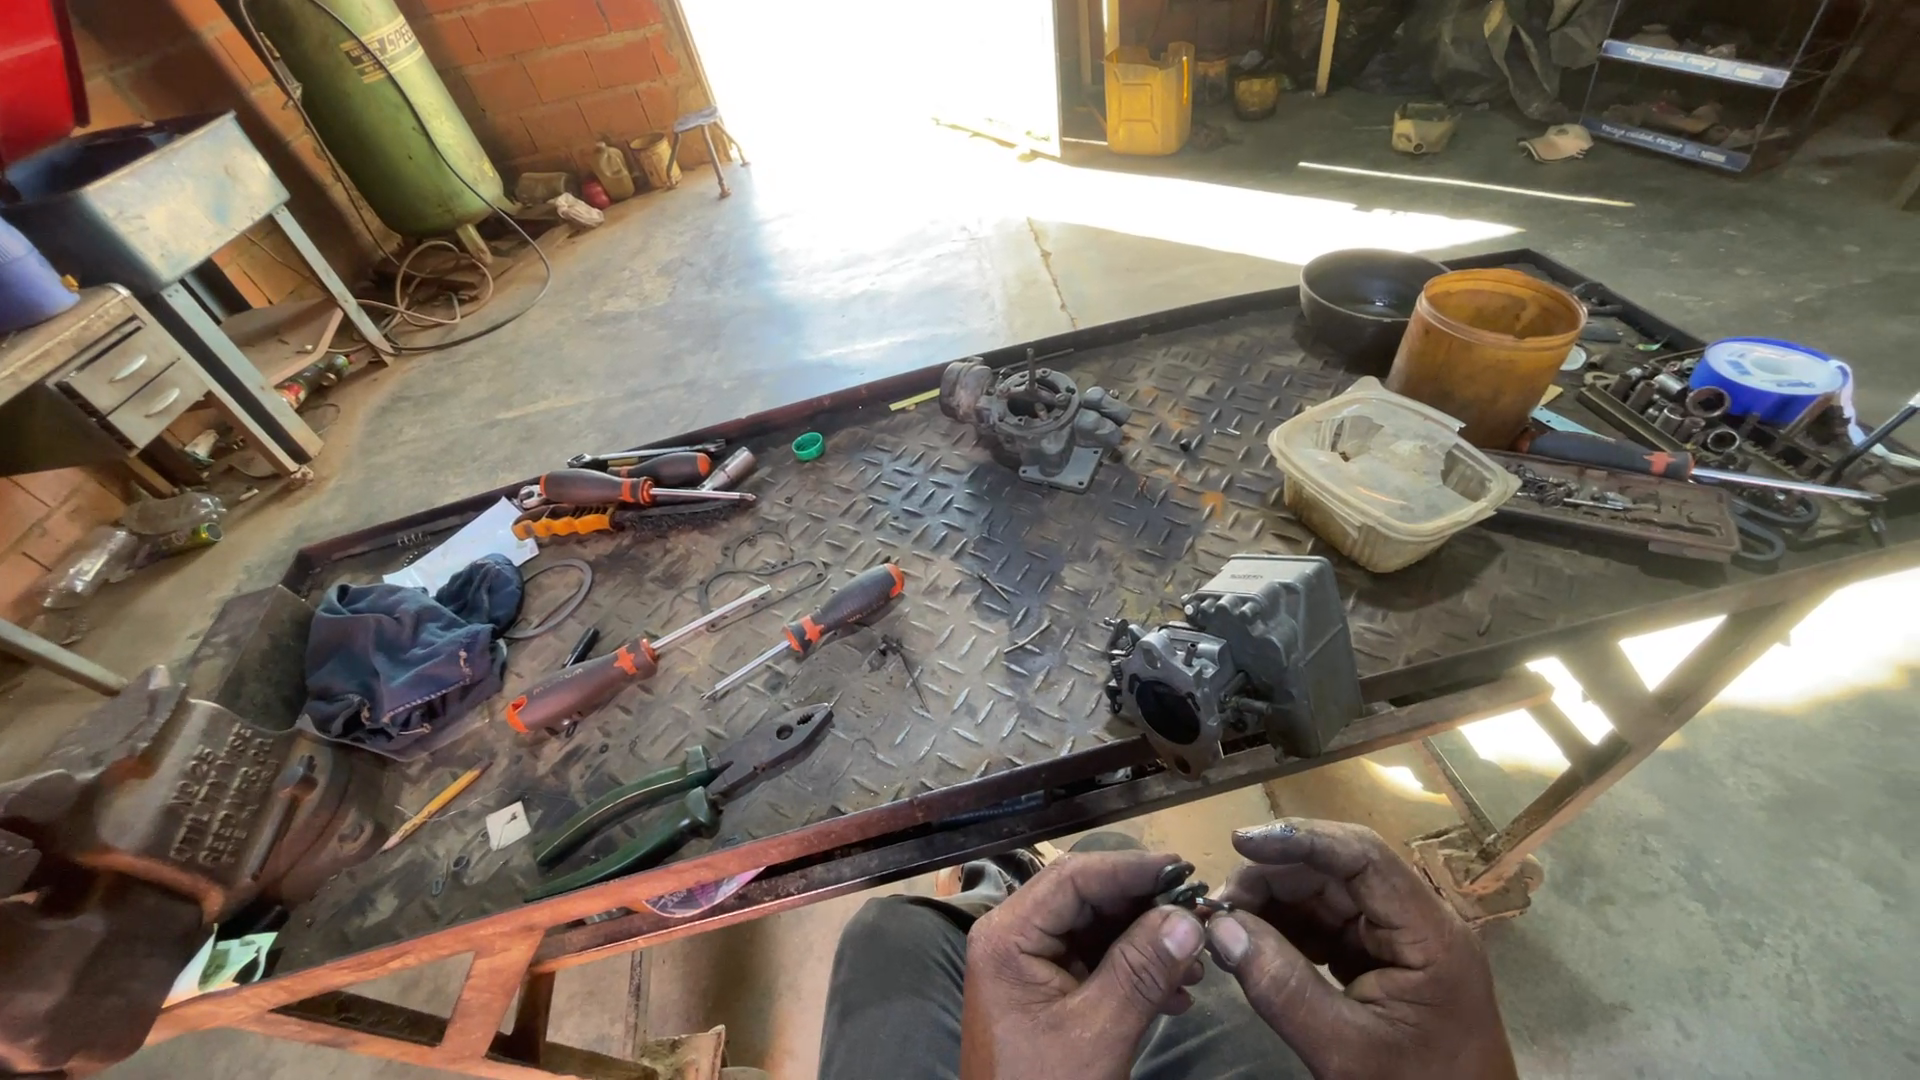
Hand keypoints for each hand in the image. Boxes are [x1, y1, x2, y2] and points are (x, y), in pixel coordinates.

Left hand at [960, 851, 1208, 1079]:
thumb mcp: (1096, 1034)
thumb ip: (1141, 971)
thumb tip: (1188, 917)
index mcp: (1008, 933)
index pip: (1073, 877)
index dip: (1129, 868)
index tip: (1183, 869)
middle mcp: (1014, 936)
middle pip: (1086, 898)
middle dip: (1144, 907)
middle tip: (1199, 913)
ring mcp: (1030, 963)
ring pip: (1096, 929)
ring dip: (1147, 941)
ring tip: (1197, 959)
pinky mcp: (1049, 990)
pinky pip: (1096, 961)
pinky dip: (1136, 971)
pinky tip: (1178, 990)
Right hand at [1207, 819, 1516, 1079]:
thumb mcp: (1347, 1053)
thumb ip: (1283, 988)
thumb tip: (1221, 926)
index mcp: (1429, 934)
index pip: (1362, 856)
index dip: (1298, 838)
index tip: (1240, 842)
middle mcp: (1414, 920)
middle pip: (1334, 869)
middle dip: (1271, 877)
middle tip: (1220, 905)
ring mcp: (1394, 937)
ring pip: (1320, 891)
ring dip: (1269, 900)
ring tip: (1226, 925)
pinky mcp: (1374, 955)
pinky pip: (1320, 921)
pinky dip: (1279, 926)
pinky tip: (1248, 940)